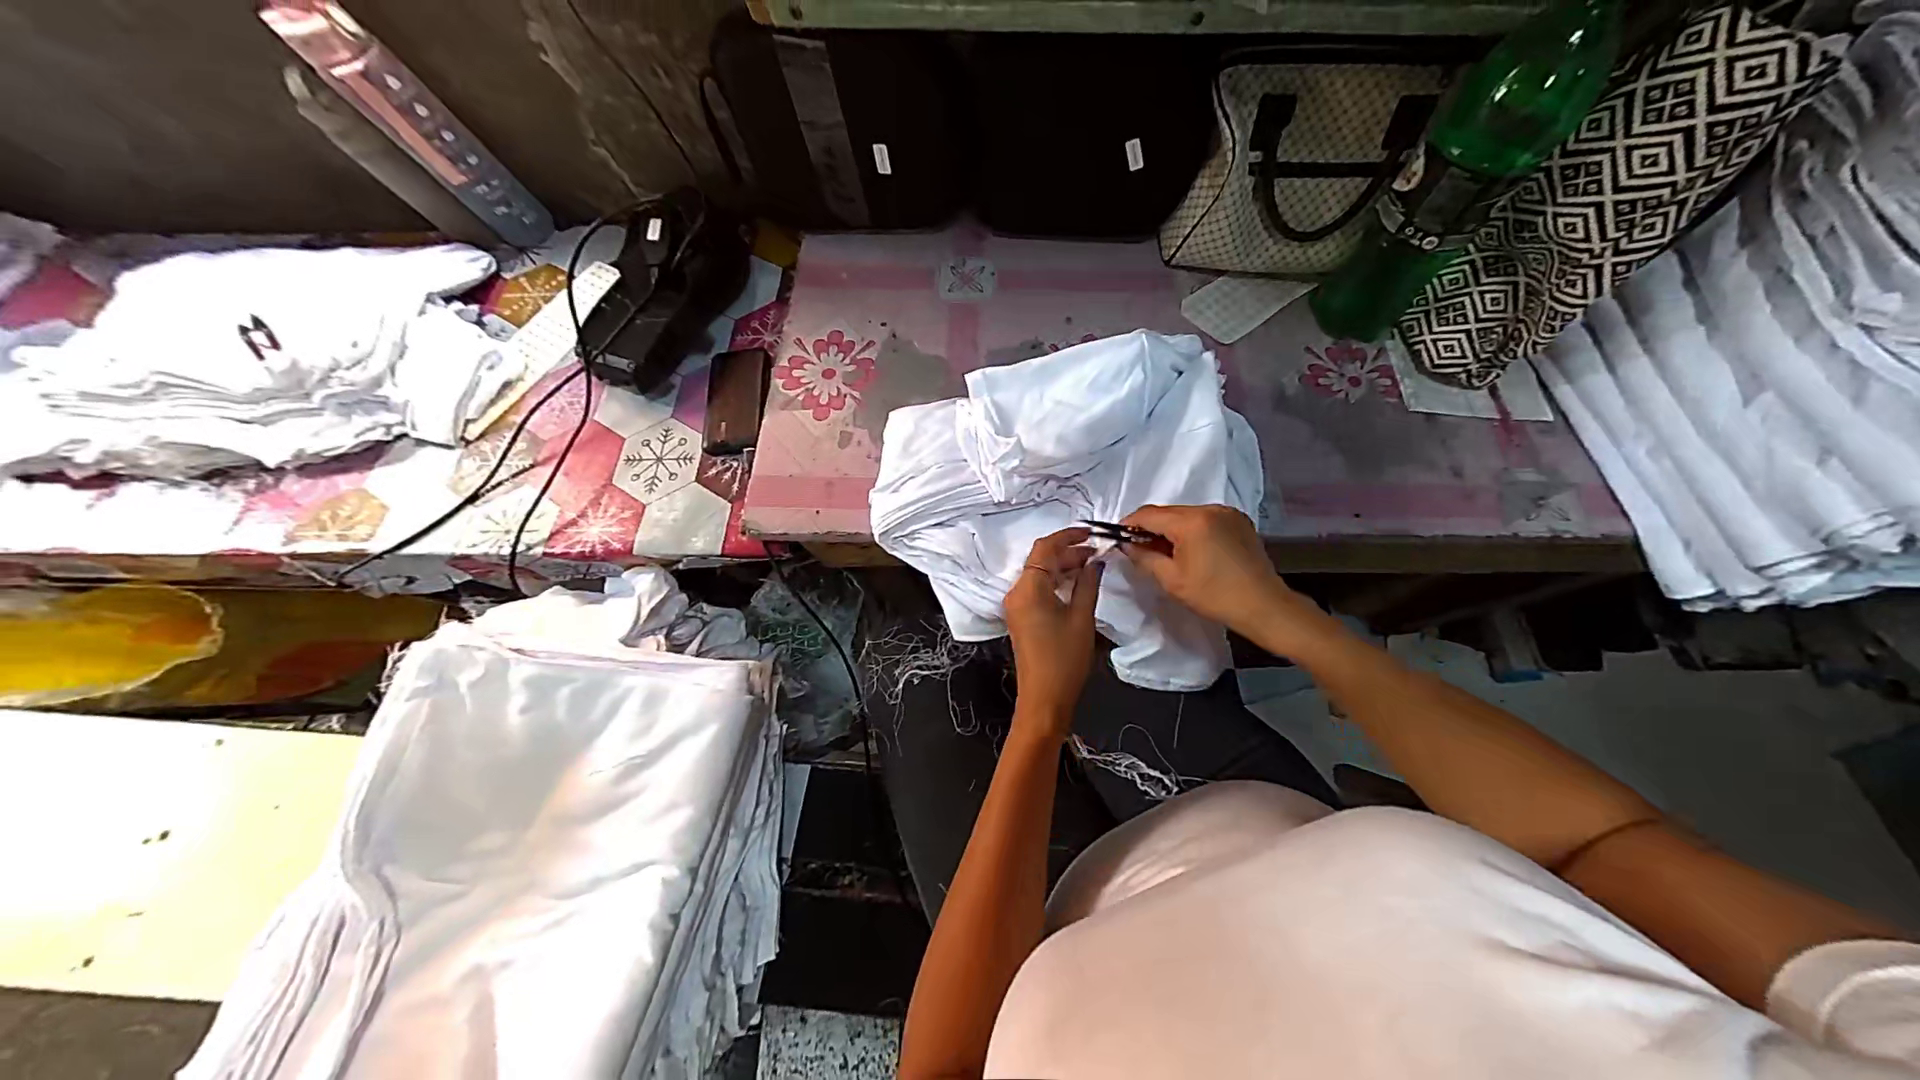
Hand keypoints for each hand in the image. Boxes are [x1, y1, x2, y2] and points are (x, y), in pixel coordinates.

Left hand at [1003, 527, 1103, 735]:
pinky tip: (1076, 583)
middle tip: (1096, 553)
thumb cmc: (1065, 658)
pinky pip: (1036, 588)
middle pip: (1040, 560)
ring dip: (1062, 566)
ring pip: (1038, 574)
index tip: (1090, 532)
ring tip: (1091, 565)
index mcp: (1028, 588)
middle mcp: (1016, 592)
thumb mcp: (1082, 618)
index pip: (1045, 548)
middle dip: (1067, 552)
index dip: (1067, 536)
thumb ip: (1088, 584)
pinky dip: (1054, 581)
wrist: (1044, 698)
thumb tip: (1095, 561)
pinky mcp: (1020, 617)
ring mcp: (1016, 606)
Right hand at [1120, 504, 1333, 656]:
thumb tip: (1127, 544)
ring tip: (1168, 554)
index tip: (1118, 537)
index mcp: (1191, 522)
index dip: (1129, 524)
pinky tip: (1192, 551)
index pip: (1148, 514)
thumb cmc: (1214, 595)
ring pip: (1186, 515)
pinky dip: (1193, 530)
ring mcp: (1227, 513)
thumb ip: (1144, 557)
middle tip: (1141, 550)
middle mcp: (1210, 509)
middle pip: (1168, 512)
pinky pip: (1205, 519)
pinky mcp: (1239, 521)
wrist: (1263, 606)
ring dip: (1172, 529)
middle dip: (1151, 528)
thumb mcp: (1171, 580)